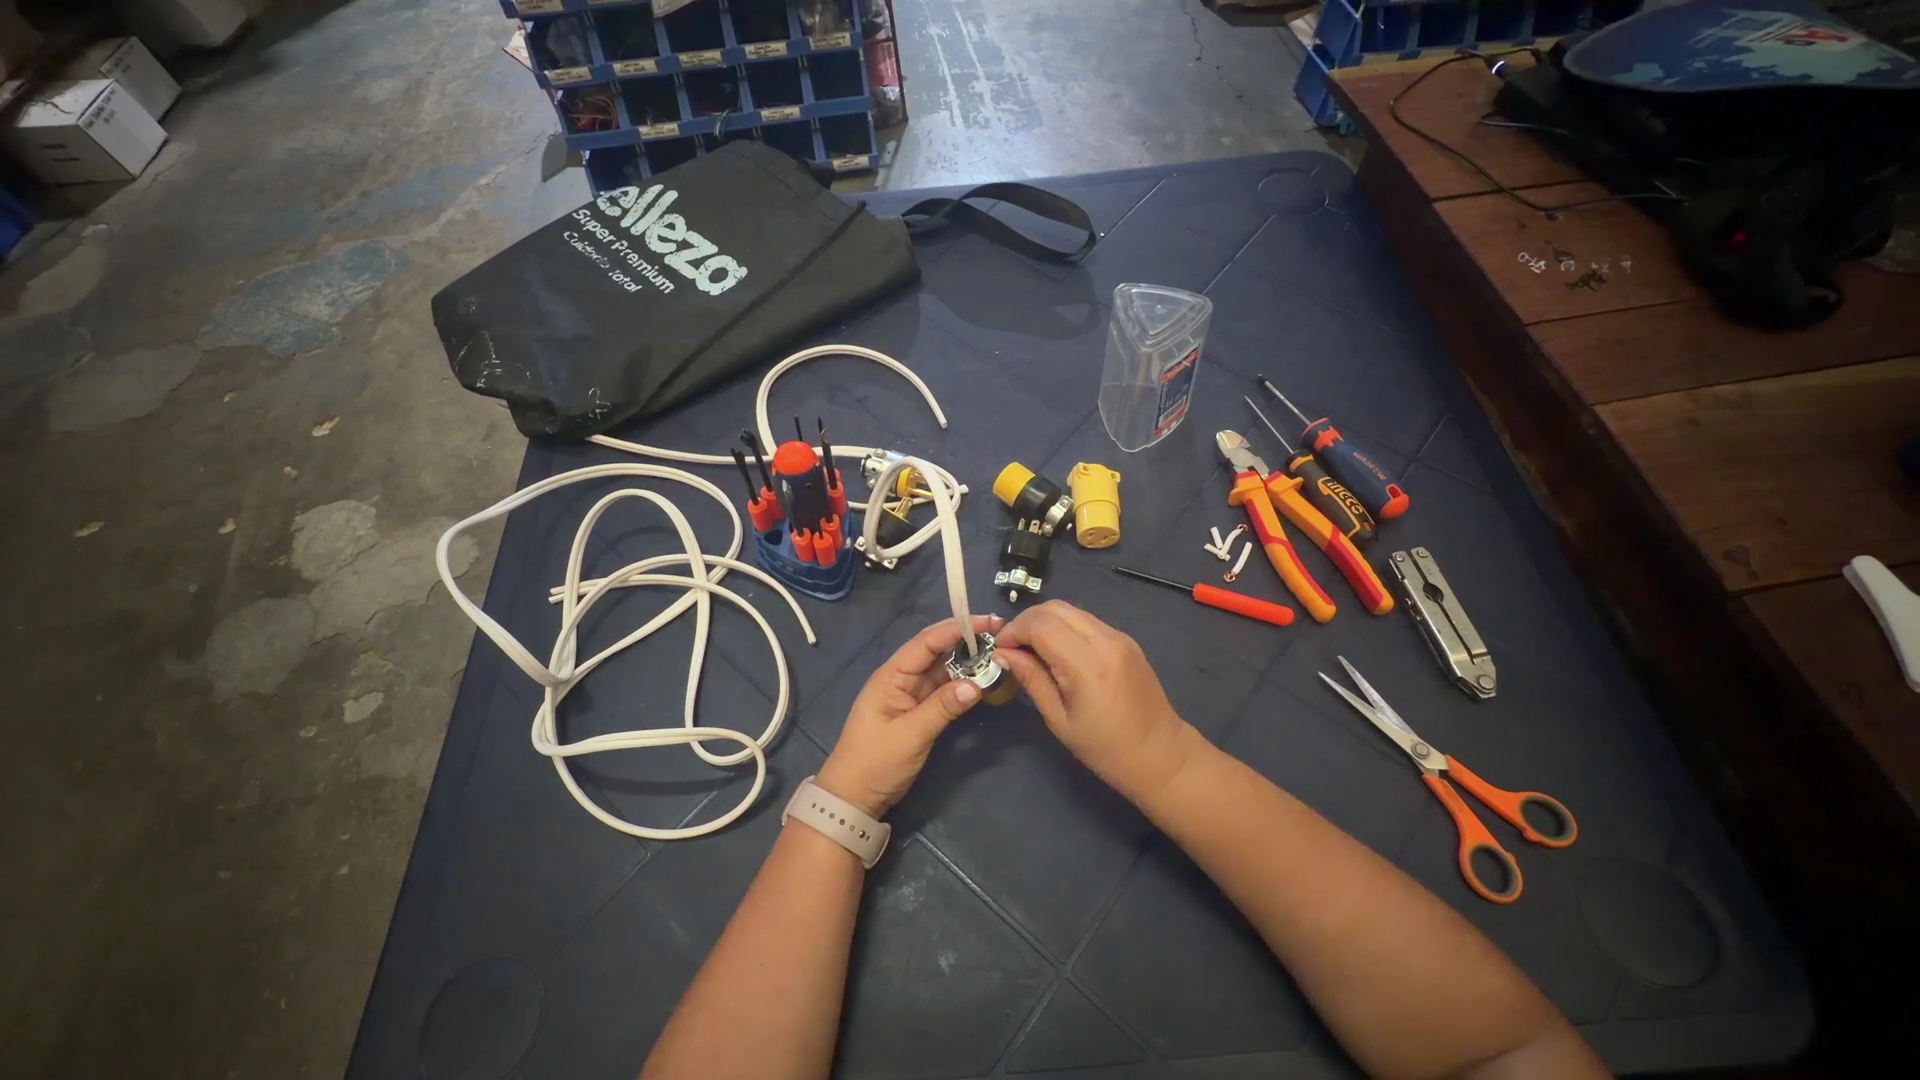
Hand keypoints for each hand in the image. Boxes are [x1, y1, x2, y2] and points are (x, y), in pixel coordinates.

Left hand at [815, 614, 1002, 818]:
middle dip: (965, 638)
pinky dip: (962, 682)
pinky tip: (982, 678)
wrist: (853, 797)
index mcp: (891, 676)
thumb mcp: (910, 735)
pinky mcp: (918, 711)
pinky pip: (943, 688)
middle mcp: (901, 678)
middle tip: (999, 631)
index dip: (957, 628)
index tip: (988, 622)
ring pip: (942, 668)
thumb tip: (976, 684)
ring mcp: (910, 694)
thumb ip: (942, 708)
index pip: (926, 642)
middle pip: (935, 650)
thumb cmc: (875, 763)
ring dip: (967, 660)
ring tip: (998, 651)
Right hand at [993, 601, 1198, 799]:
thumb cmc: (1106, 748)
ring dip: (1045, 623)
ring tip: (1031, 651)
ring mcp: (1119, 637)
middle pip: (1055, 608)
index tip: (999, 650)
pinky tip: (1057, 652)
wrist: (1160, 754)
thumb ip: (1032, 679)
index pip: (1040, 625)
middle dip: (1026, 622)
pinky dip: (1064, 628)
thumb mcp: (1059, 719)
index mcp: (1088, 663)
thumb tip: (1003, 655)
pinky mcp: (1126, 641)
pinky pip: (1087, 622)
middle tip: (1011, 648)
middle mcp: (1105, 640)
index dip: (1013, 631)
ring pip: (1071, 611)